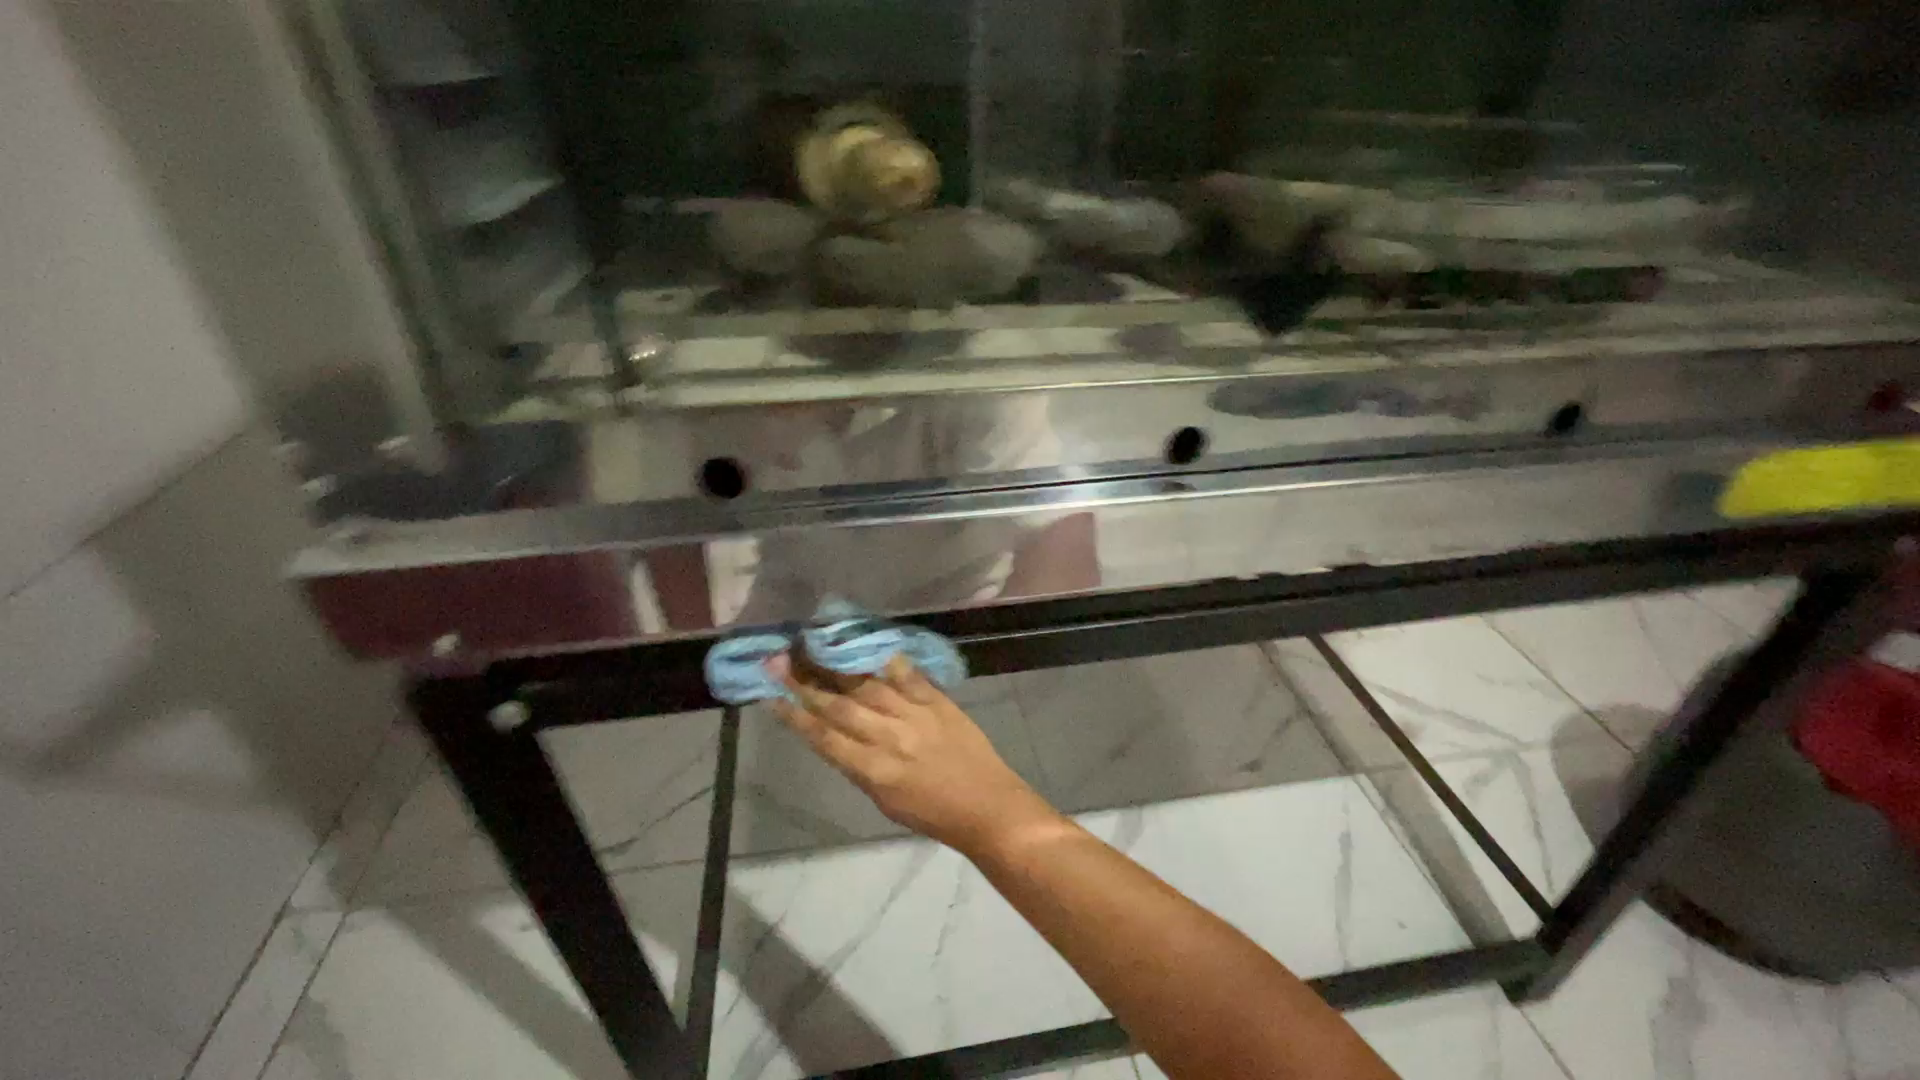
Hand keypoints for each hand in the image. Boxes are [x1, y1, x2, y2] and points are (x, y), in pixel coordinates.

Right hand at [768, 653, 1068, 858]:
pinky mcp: (937, 700)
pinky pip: (905, 674)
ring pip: (865, 684)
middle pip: (838, 705)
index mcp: (873, 771)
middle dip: (803, 681)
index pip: (823, 738)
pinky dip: (882, 657)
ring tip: (810, 643)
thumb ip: (857, 766)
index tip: (769, 694)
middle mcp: (889, 738)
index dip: (793, 714)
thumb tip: (832, 734)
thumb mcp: (884, 801)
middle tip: (777, 658)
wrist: (987, 805)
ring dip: (834, 663)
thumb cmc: (932, 813)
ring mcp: (914, 714)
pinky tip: (861, 641)